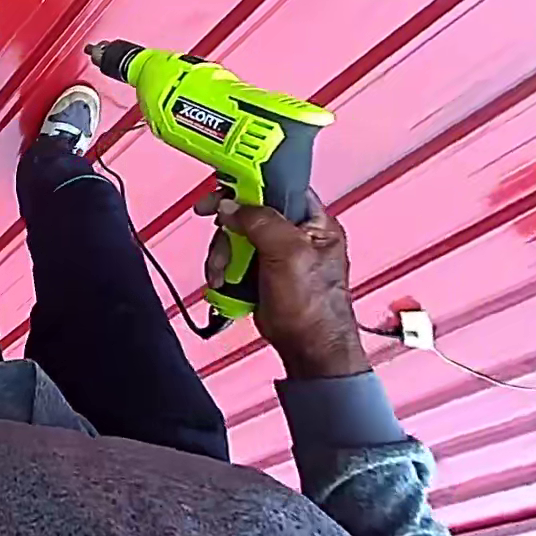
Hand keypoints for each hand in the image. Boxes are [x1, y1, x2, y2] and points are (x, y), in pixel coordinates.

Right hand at [194, 188, 368, 377]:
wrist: (307, 350)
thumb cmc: (314, 309)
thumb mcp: (289, 253)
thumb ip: (260, 221)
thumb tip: (232, 205)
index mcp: (313, 222)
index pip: (277, 186)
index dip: (248, 185)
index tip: (223, 192)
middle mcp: (294, 233)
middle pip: (247, 213)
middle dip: (228, 232)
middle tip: (222, 242)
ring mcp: (275, 253)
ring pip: (234, 236)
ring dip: (222, 255)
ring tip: (222, 274)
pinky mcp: (259, 271)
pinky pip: (231, 258)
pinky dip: (221, 269)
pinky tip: (223, 281)